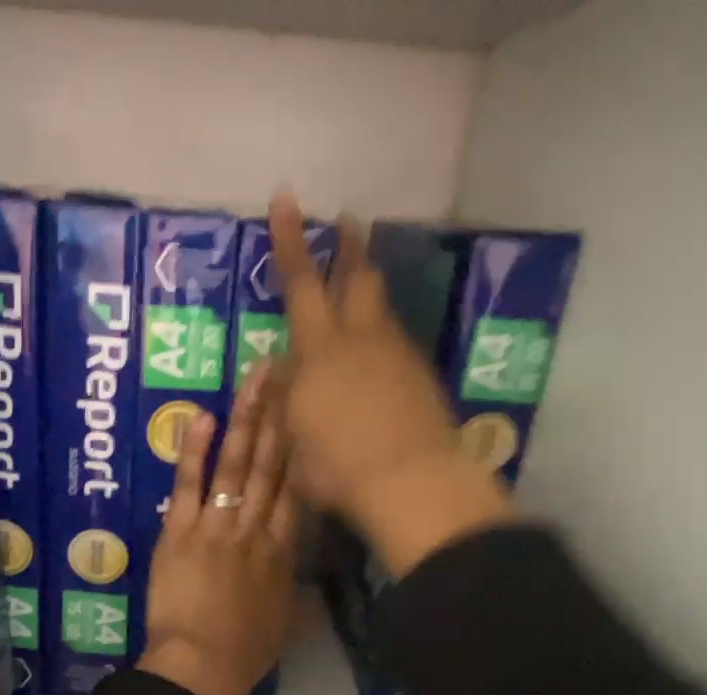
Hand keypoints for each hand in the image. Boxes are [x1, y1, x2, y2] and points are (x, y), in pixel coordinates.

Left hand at [137, 373, 298, 694]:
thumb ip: (302, 600)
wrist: (203, 666)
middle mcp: (256, 529)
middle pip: (272, 464)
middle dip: (281, 415)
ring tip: (256, 377)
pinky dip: (193, 451)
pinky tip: (201, 416)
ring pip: (236, 465)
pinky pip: (188, 485)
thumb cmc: (245, 653)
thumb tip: (320, 591)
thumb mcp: (286, 626)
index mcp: (283, 552)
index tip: (310, 411)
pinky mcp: (179, 532)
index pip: (297, 488)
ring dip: (246, 419)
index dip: (304, 447)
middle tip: (288, 371)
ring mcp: (217, 526)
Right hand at [268, 195, 515, 576]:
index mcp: (320, 349)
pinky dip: (382, 335)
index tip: (287, 198)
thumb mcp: (293, 436)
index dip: (290, 240)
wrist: (412, 485)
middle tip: (347, 221)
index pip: (302, 282)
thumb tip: (285, 369)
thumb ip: (288, 397)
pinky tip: (376, 355)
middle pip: (358, 278)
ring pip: (381, 308)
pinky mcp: (421, 379)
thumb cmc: (337, 467)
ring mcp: (397, 356)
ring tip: (359, 283)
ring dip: (368, 289)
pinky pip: (396, 343)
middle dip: (349, 246)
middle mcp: (361, 340)